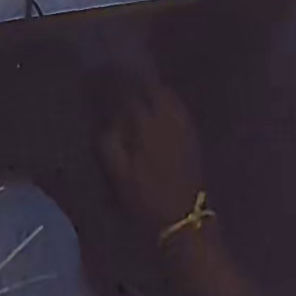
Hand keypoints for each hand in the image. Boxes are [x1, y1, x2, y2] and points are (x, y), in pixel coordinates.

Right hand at [97, 77, 205, 234]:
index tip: (103, 76)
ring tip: (140, 84)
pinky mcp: (193, 136)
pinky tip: (160, 102)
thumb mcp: (118, 174)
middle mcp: (166, 119)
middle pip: (152, 87)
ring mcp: (183, 126)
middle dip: (136, 79)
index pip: (128, 93)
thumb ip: (109, 142)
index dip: (115, 82)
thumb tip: (108, 121)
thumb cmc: (146, 199)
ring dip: (153, 86)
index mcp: (145, 125)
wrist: (185, 220)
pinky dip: (168, 98)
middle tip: (122, 75)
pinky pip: (179, 107)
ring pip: (168, 95)